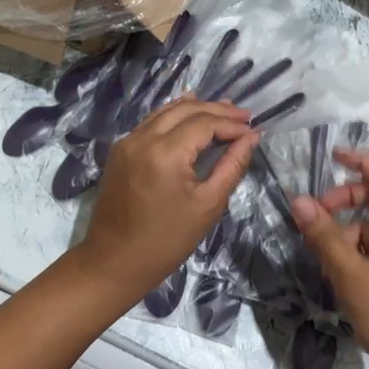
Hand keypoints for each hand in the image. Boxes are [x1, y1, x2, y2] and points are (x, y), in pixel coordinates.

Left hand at [75, 96, 258, 301]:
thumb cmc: (167, 240)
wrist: (115, 260)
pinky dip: (173, 116)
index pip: (205, 124)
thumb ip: (231, 166)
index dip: (231, 124)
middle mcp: (143, 138)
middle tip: (243, 114)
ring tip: (223, 109)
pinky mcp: (120, 150)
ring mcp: (127, 141)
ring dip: (195, 108)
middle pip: (185, 110)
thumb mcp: (208, 205)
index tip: (253, 129)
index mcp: (165, 153)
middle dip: (216, 109)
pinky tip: (188, 115)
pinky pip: (151, 122)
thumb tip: (251, 138)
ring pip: (166, 111)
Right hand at [290, 148, 368, 368]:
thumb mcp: (353, 279)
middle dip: (347, 200)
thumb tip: (299, 200)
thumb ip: (325, 238)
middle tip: (316, 213)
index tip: (332, 157)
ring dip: (346, 234)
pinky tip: (338, 279)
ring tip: (323, 259)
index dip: (362, 161)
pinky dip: (355, 255)